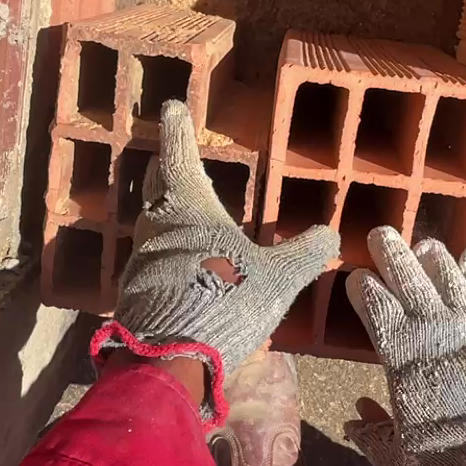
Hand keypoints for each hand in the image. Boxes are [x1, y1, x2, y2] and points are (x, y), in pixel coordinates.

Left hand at [96, 100, 334, 424]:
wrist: (171, 358)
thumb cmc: (226, 301)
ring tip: (184, 211)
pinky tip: (183, 264)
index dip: (177, 129)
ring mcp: (141, 259)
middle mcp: (157, 225)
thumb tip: (329, 233)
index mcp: (189, 207)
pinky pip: (152, 258)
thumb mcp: (278, 277)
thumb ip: (305, 252)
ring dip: (166, 212)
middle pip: (158, 185)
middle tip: (171, 154)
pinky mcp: (135, 291)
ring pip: (152, 223)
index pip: (179, 155)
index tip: (171, 106)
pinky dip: (167, 249)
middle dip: (165, 167)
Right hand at [342, 228, 465, 465]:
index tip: (357, 277)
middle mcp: (436, 333)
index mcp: (402, 359)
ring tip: (425, 245)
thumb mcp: (399, 462)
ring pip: (449, 276)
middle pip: (409, 279)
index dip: (363, 287)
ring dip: (434, 257)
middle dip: (391, 254)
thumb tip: (356, 417)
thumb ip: (374, 435)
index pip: (375, 307)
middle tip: (380, 234)